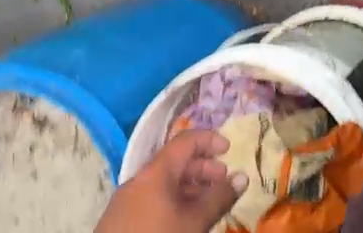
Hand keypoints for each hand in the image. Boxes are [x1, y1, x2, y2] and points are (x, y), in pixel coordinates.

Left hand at [95, 129, 246, 232]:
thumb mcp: (194, 222)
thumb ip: (219, 197)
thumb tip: (243, 176)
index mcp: (155, 172)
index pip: (185, 141)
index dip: (209, 140)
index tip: (229, 150)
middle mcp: (138, 181)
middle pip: (174, 162)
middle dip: (202, 167)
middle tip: (222, 181)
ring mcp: (125, 202)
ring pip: (163, 183)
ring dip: (188, 187)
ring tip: (206, 204)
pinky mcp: (119, 222)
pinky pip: (151, 199)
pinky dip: (172, 201)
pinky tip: (182, 220)